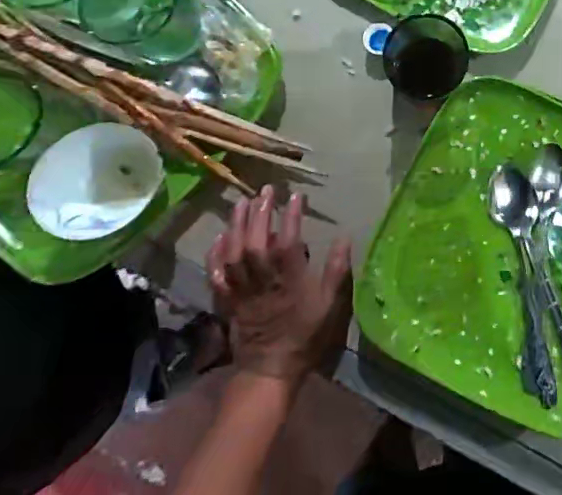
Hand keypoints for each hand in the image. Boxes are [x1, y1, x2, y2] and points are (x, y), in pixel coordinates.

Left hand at [208, 186, 352, 384]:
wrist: (270, 371)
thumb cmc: (305, 335)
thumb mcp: (330, 305)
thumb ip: (337, 270)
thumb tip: (345, 237)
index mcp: (290, 279)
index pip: (289, 240)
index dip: (292, 216)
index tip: (296, 196)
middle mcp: (263, 280)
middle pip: (257, 242)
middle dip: (260, 213)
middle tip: (266, 190)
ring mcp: (242, 290)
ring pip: (234, 254)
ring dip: (237, 226)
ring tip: (242, 203)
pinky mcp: (228, 301)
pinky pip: (217, 276)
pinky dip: (216, 255)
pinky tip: (219, 238)